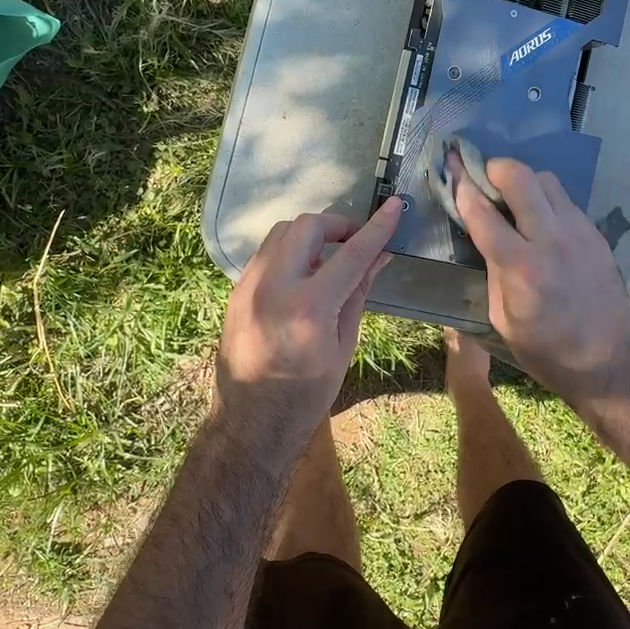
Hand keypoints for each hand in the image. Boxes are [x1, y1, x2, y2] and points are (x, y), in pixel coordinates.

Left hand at [216, 198, 402, 436]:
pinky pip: (266, 254)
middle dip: (336, 226)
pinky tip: (302, 277)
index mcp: (309, 307)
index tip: (394, 206)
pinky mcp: (235, 291)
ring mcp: (248, 286)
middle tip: (354, 243)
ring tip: (326, 261)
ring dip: (309, 236)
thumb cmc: (308, 393)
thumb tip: (379, 256)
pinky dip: (289, 253)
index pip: (351, 254)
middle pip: (307, 226)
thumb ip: (358, 292)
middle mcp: (273, 287)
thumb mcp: (344, 345)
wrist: (251, 422)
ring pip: (281, 233)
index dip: (376, 228)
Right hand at [451, 156, 629, 399]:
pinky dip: (546, 200)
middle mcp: (551, 240)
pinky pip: (565, 200)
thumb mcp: (502, 317)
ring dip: (524, 180)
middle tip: (483, 175)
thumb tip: (483, 235)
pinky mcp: (596, 234)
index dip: (463, 188)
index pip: (483, 213)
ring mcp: (579, 232)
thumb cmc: (545, 349)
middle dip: (495, 168)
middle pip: (520, 178)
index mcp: (521, 267)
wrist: (607, 360)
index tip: (452, 171)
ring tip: (512, 195)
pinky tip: (539, 218)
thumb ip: (492, 270)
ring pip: (547, 180)